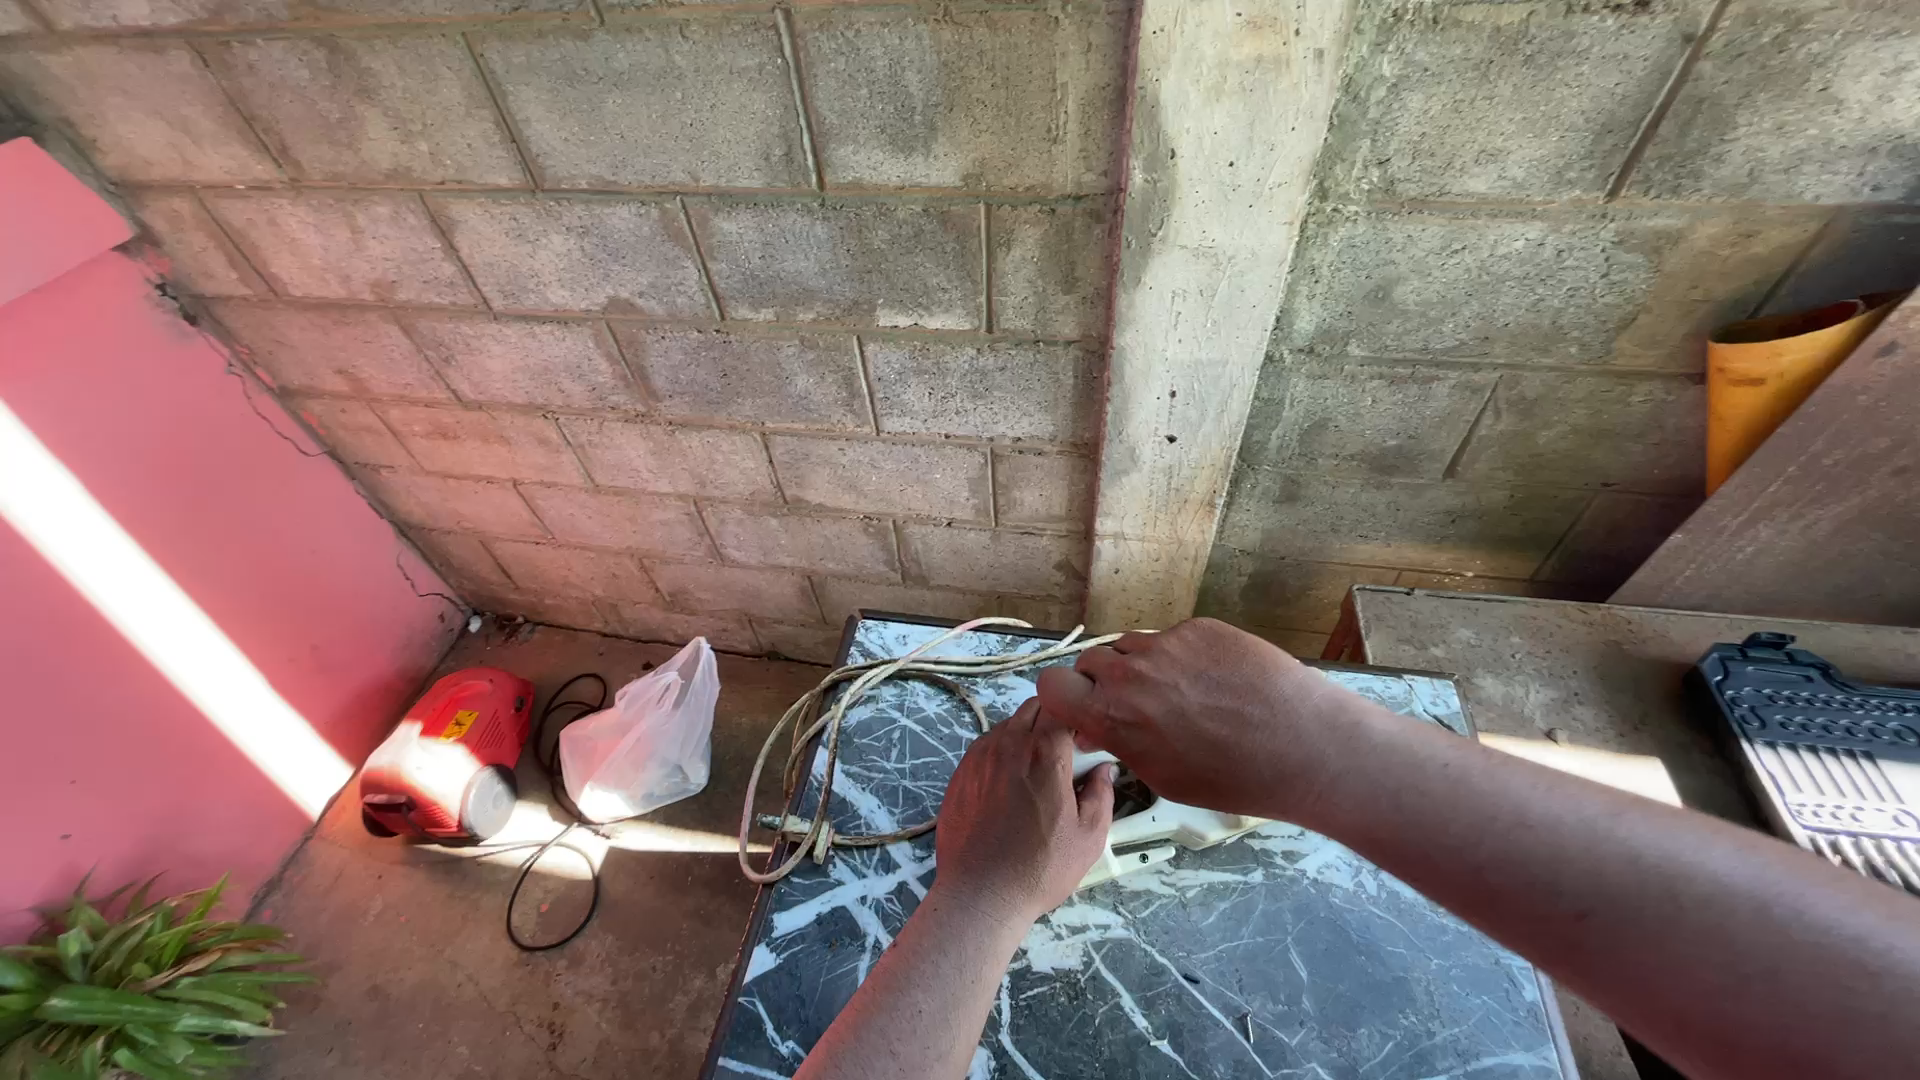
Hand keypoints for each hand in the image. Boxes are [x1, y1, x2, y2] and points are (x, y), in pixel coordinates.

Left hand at [933, 698, 1115, 923]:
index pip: (1062, 704)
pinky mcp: (961, 772)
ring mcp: (980, 756)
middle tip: (1064, 751)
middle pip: (1033, 707)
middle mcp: (1009, 744)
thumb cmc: (1039, 868)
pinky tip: (1009, 783)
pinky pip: (986, 745)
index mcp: (1044, 754)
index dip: (1076, 714)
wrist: (980, 895)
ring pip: (1008, 724)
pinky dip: (1002, 752)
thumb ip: (1102, 794)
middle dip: (1052, 718)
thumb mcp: (1089, 837)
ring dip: (1026, 734)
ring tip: (1037, 770)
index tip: (1084, 736)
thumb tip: (1104, 770)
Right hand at [1035, 617, 1376, 824]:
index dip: (1062, 695)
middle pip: (1091, 661)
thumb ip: (1119, 742)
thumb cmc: (1234, 777)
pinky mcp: (1198, 627)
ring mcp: (1165, 645)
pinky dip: (1182, 655)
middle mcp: (1130, 673)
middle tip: (1136, 704)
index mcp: (1113, 715)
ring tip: (1182, 692)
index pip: (1050, 684)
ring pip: (1132, 647)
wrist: (1305, 745)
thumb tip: (1097, 723)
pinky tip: (1214, 679)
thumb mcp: (1161, 776)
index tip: (1080, 705)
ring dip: (1142, 667)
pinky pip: (1172, 638)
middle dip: (1103, 682)